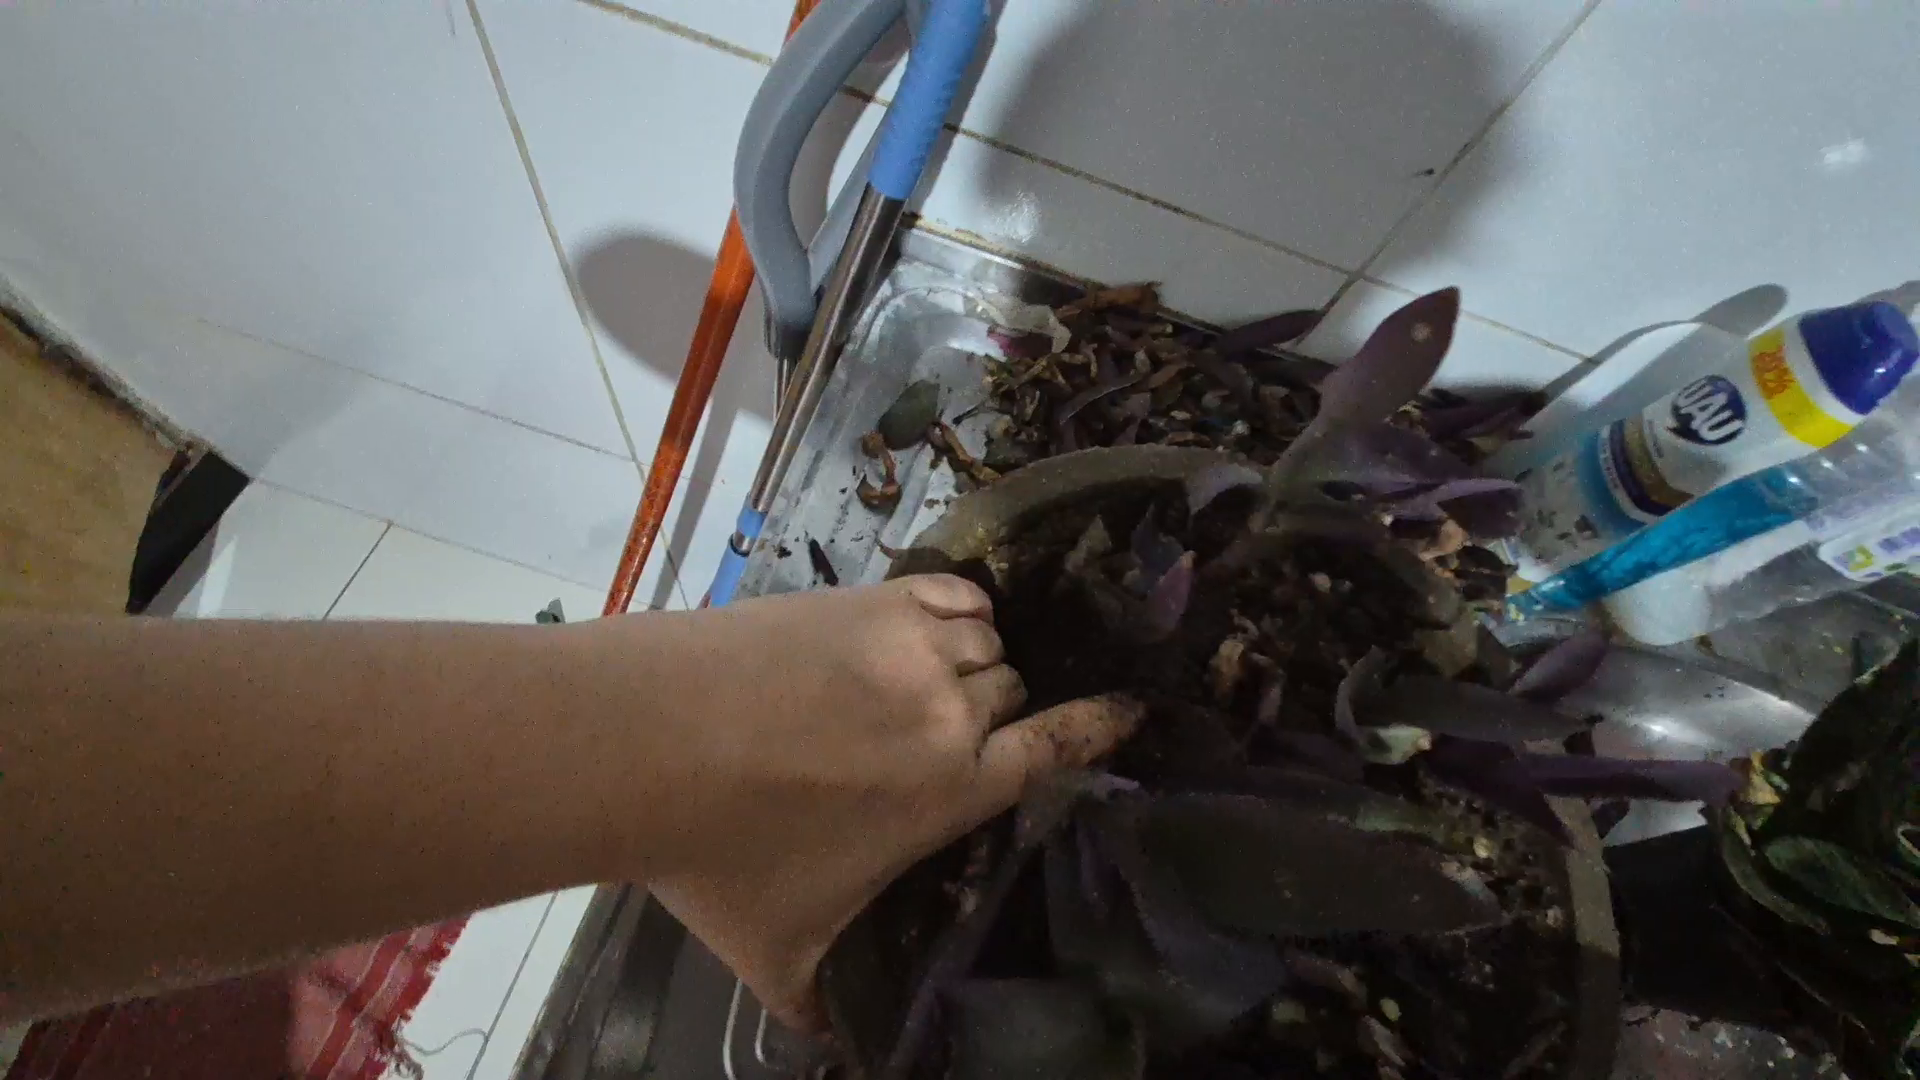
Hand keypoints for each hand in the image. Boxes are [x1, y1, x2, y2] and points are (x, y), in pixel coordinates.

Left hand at [625, 576, 1139, 1029]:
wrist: (644, 741)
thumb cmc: (718, 849)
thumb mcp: (783, 952)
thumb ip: (824, 1009)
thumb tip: (838, 1055)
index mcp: (950, 787)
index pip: (1056, 743)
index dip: (1101, 722)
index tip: (1128, 705)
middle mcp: (949, 708)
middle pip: (1011, 685)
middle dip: (990, 707)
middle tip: (945, 723)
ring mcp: (912, 643)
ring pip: (983, 637)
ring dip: (967, 657)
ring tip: (926, 674)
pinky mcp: (873, 598)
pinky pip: (951, 591)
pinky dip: (953, 606)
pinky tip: (927, 623)